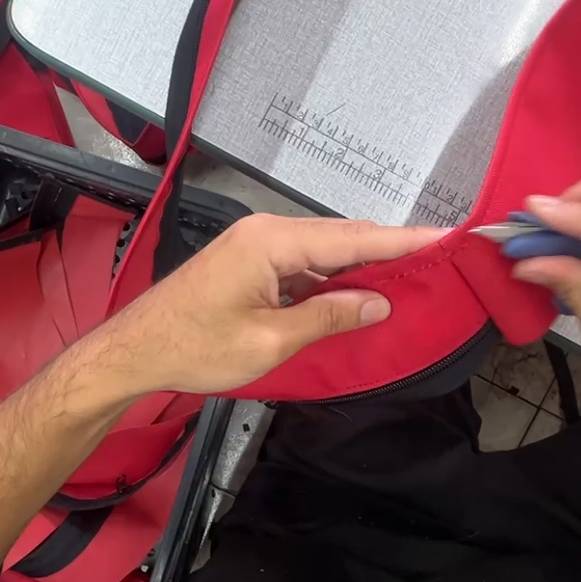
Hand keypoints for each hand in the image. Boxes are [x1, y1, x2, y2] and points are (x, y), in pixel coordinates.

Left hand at [81, 214, 444, 396]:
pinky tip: (353, 292)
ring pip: (323, 249)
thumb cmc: (195, 348)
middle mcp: (266, 230)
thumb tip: (377, 303)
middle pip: (341, 236)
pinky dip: (331, 276)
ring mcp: (255, 243)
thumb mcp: (269, 341)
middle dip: (388, 248)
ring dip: (360, 264)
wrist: (134, 350)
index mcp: (272, 242)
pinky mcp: (248, 260)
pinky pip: (302, 262)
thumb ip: (327, 317)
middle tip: (436, 255)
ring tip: (405, 275)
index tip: (446, 236)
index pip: (352, 237)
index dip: (403, 240)